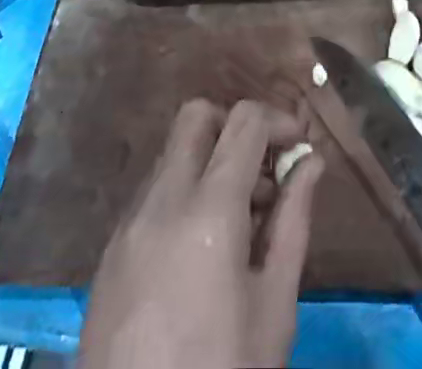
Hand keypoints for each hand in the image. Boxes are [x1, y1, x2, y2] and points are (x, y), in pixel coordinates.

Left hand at [79, 99, 323, 368]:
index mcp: (209, 210)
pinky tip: (202, 245)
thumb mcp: (274, 305)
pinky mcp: (111, 246)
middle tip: (266, 172)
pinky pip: (152, 192)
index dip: (278, 120)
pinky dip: (184, 191)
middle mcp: (162, 199)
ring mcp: (129, 220)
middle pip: (196, 116)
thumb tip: (310, 163)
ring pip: (172, 153)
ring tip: (243, 218)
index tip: (299, 146)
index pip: (244, 122)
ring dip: (210, 161)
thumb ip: (293, 223)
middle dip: (236, 127)